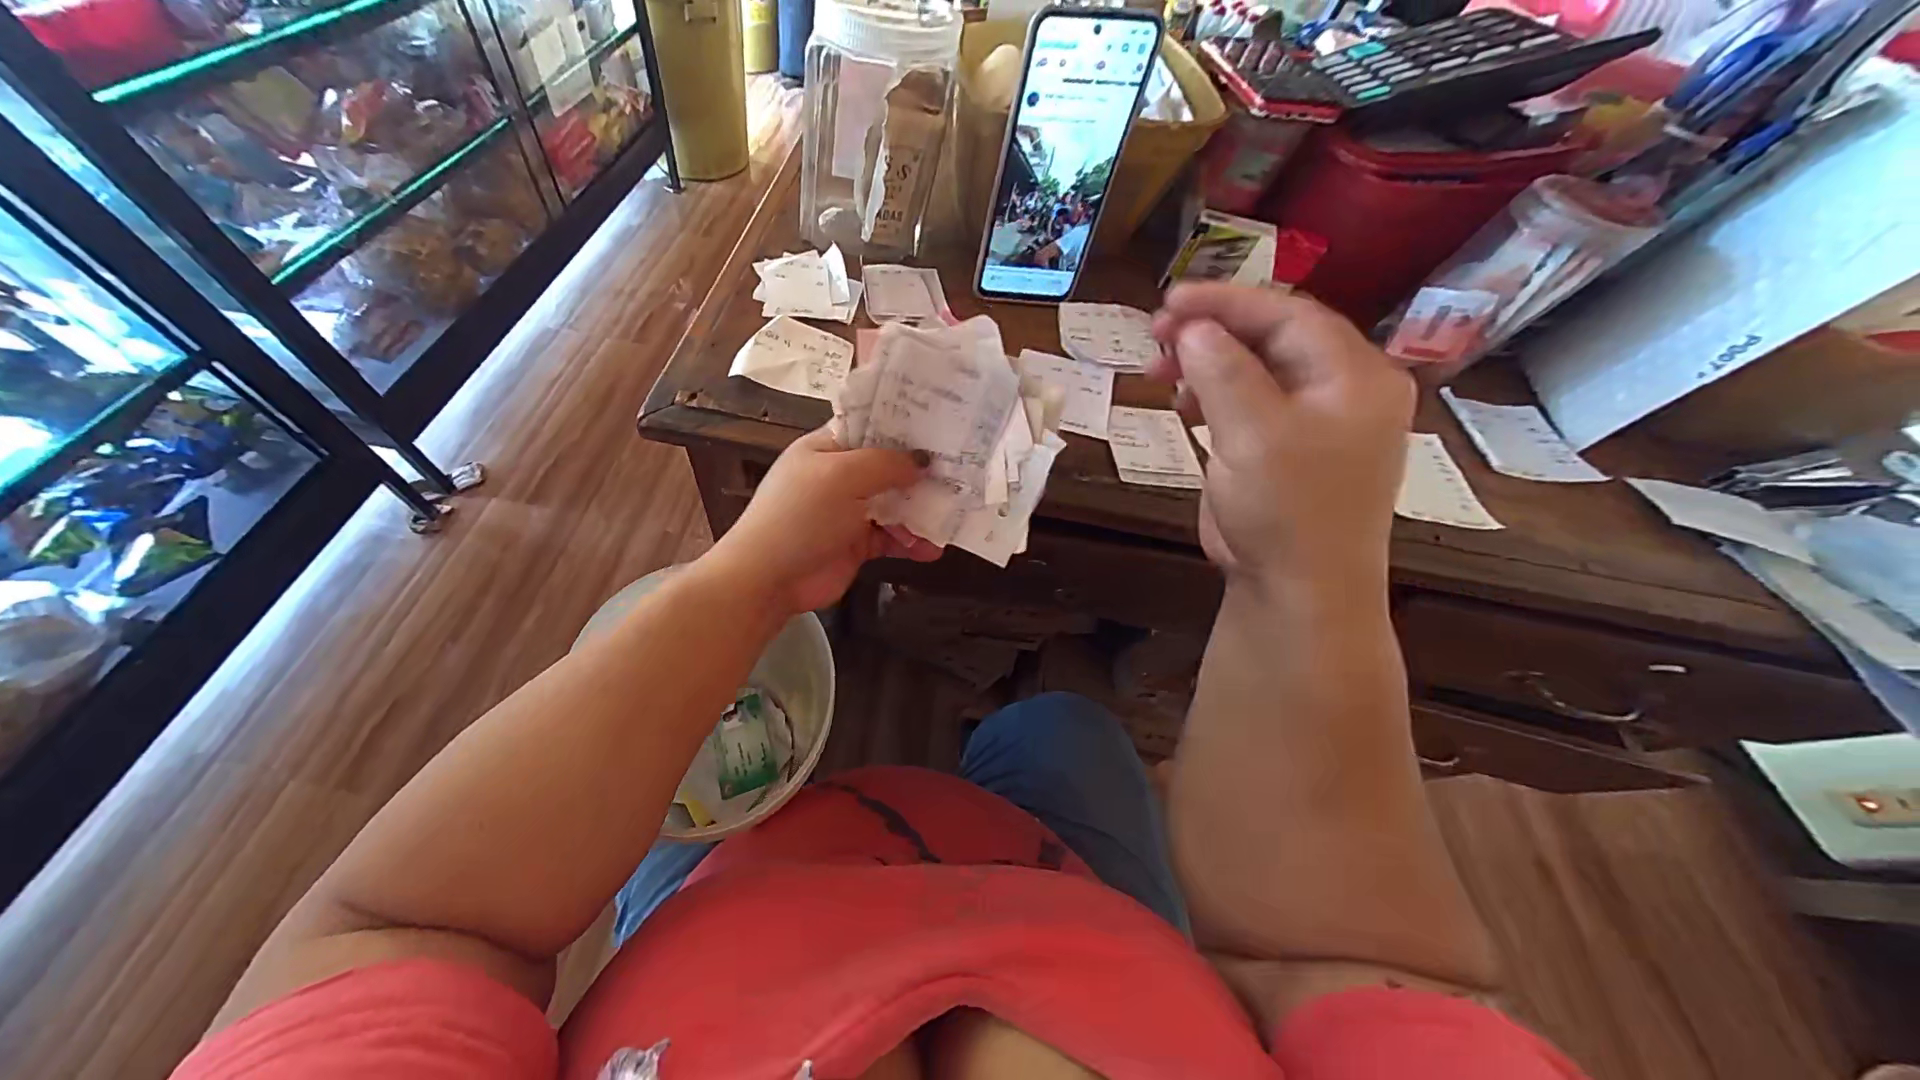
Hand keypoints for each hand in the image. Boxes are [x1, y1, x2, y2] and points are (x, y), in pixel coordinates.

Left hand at [704, 427, 941, 615]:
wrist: (767, 579)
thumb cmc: (800, 516)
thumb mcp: (843, 477)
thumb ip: (886, 464)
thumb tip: (923, 462)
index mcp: (830, 447)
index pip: (872, 426)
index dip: (906, 426)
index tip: (945, 426)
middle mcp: (841, 476)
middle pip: (891, 467)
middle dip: (924, 473)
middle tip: (963, 474)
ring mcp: (849, 511)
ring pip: (896, 505)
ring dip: (922, 512)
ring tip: (952, 518)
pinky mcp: (857, 544)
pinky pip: (893, 538)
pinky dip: (912, 543)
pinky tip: (932, 550)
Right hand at [1150, 284, 1413, 589]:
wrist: (1297, 590)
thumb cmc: (1286, 508)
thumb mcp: (1252, 432)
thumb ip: (1222, 370)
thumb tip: (1193, 328)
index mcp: (1354, 375)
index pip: (1288, 314)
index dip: (1226, 302)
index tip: (1169, 301)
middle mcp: (1340, 390)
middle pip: (1271, 338)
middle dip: (1211, 333)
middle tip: (1155, 335)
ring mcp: (1312, 422)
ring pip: (1255, 370)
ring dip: (1205, 365)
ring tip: (1159, 370)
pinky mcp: (1284, 450)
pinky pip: (1248, 405)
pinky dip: (1212, 397)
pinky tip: (1182, 401)